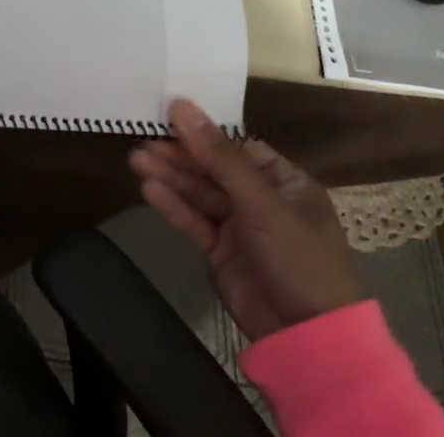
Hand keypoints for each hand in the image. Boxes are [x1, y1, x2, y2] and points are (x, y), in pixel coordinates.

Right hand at [129, 99, 365, 340]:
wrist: (307, 336)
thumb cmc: (298, 258)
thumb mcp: (261, 202)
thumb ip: (219, 156)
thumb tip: (183, 106)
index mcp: (284, 182)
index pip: (237, 147)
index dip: (203, 132)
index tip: (167, 116)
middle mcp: (261, 200)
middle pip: (213, 169)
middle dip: (179, 156)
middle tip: (142, 141)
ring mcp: (239, 226)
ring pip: (199, 193)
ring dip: (169, 177)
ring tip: (135, 160)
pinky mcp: (219, 250)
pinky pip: (193, 220)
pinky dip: (172, 205)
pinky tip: (149, 190)